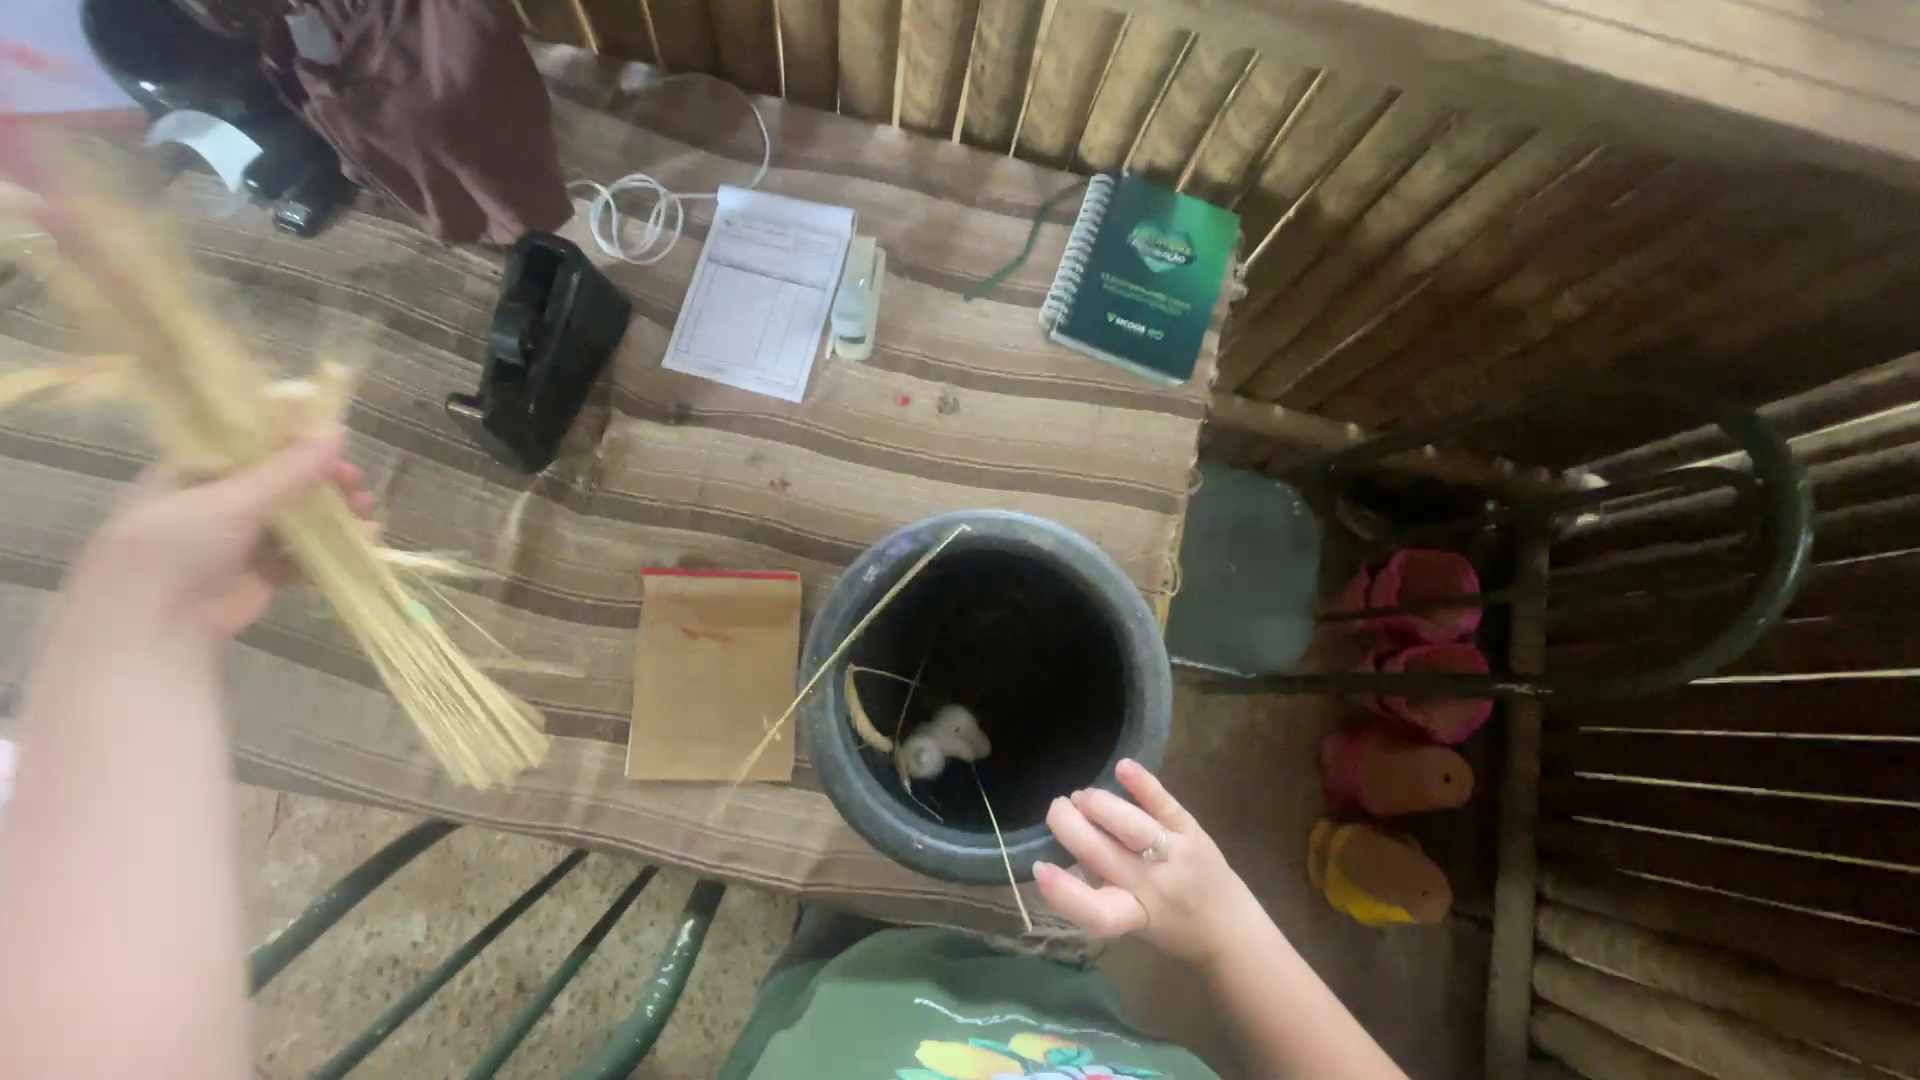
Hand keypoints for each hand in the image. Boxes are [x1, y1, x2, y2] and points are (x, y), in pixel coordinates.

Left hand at [70, 428, 372, 639]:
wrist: (156, 621)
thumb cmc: (179, 544)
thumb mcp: (234, 499)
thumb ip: (290, 469)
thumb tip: (339, 432)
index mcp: (194, 476)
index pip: (251, 451)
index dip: (293, 447)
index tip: (333, 448)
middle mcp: (217, 506)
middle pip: (282, 486)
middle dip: (323, 483)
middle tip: (356, 482)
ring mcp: (241, 542)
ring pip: (299, 520)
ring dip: (336, 515)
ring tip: (368, 513)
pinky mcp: (263, 574)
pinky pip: (306, 555)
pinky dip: (336, 548)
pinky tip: (365, 541)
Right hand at [1036, 758, 1262, 969]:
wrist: (1233, 929)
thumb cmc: (1172, 928)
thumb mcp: (1132, 923)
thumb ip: (1099, 893)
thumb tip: (1059, 858)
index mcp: (1135, 916)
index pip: (1097, 911)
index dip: (1065, 892)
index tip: (1040, 868)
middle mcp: (1155, 887)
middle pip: (1104, 854)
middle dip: (1070, 826)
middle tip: (1056, 811)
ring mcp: (1176, 855)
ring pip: (1132, 827)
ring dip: (1099, 806)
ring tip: (1081, 797)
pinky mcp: (1192, 832)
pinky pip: (1165, 805)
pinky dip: (1144, 784)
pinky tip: (1122, 767)